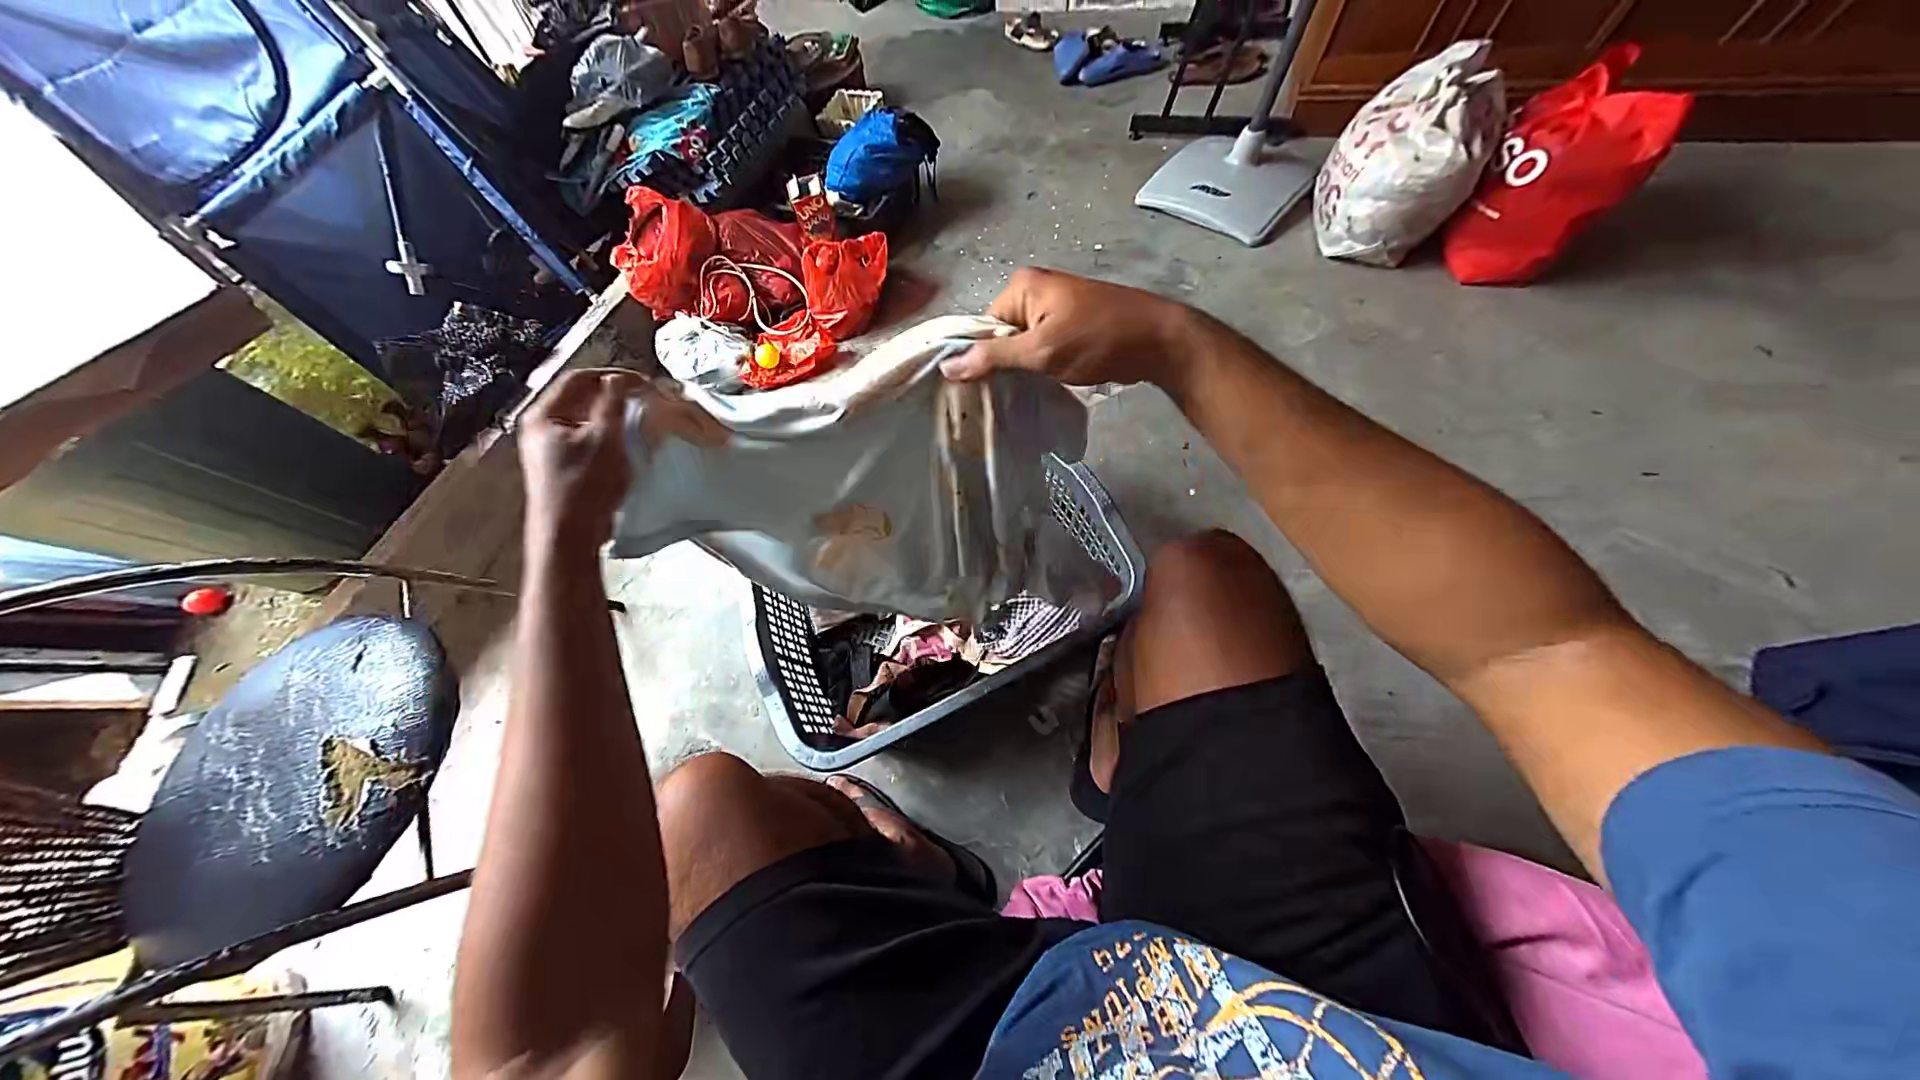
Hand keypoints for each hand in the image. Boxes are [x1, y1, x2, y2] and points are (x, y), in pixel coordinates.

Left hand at [519, 368, 644, 552]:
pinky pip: (588, 438)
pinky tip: (626, 444)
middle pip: (582, 397)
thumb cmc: (584, 488)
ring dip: (614, 417)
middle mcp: (541, 427)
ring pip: (587, 418)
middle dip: (615, 396)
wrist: (569, 535)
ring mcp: (550, 447)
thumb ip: (613, 403)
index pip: (579, 378)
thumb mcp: (605, 439)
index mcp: (543, 415)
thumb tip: (621, 380)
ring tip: (639, 420)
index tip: (643, 383)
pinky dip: (609, 435)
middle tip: (644, 399)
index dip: (613, 376)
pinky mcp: (562, 464)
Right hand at [938, 267, 1197, 388]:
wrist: (1157, 341)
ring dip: (1025, 366)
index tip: (986, 386)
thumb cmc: (1098, 340)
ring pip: (1021, 343)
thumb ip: (993, 357)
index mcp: (1022, 285)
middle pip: (1000, 334)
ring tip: (1031, 385)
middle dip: (1005, 362)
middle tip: (1011, 389)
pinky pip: (1041, 346)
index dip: (983, 356)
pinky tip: (1046, 381)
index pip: (983, 325)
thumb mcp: (1041, 352)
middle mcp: (1034, 289)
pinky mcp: (1069, 323)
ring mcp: (1054, 306)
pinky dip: (1041, 364)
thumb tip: (947, 366)